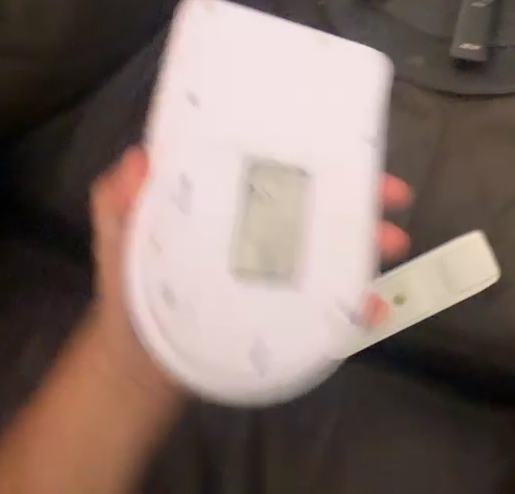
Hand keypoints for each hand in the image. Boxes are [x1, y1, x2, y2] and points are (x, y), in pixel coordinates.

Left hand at [86, 145, 414, 392]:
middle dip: (363, 193)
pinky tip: (372, 307)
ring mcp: (277, 269)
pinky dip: (356, 302)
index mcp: (234, 198)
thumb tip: (140, 157)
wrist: (134, 369)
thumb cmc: (131, 290)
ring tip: (393, 244)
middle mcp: (264, 226)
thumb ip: (120, 198)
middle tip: (394, 196)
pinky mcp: (285, 310)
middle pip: (322, 200)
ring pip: (335, 244)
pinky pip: (330, 302)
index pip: (283, 163)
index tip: (354, 144)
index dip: (320, 151)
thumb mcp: (120, 235)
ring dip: (368, 240)